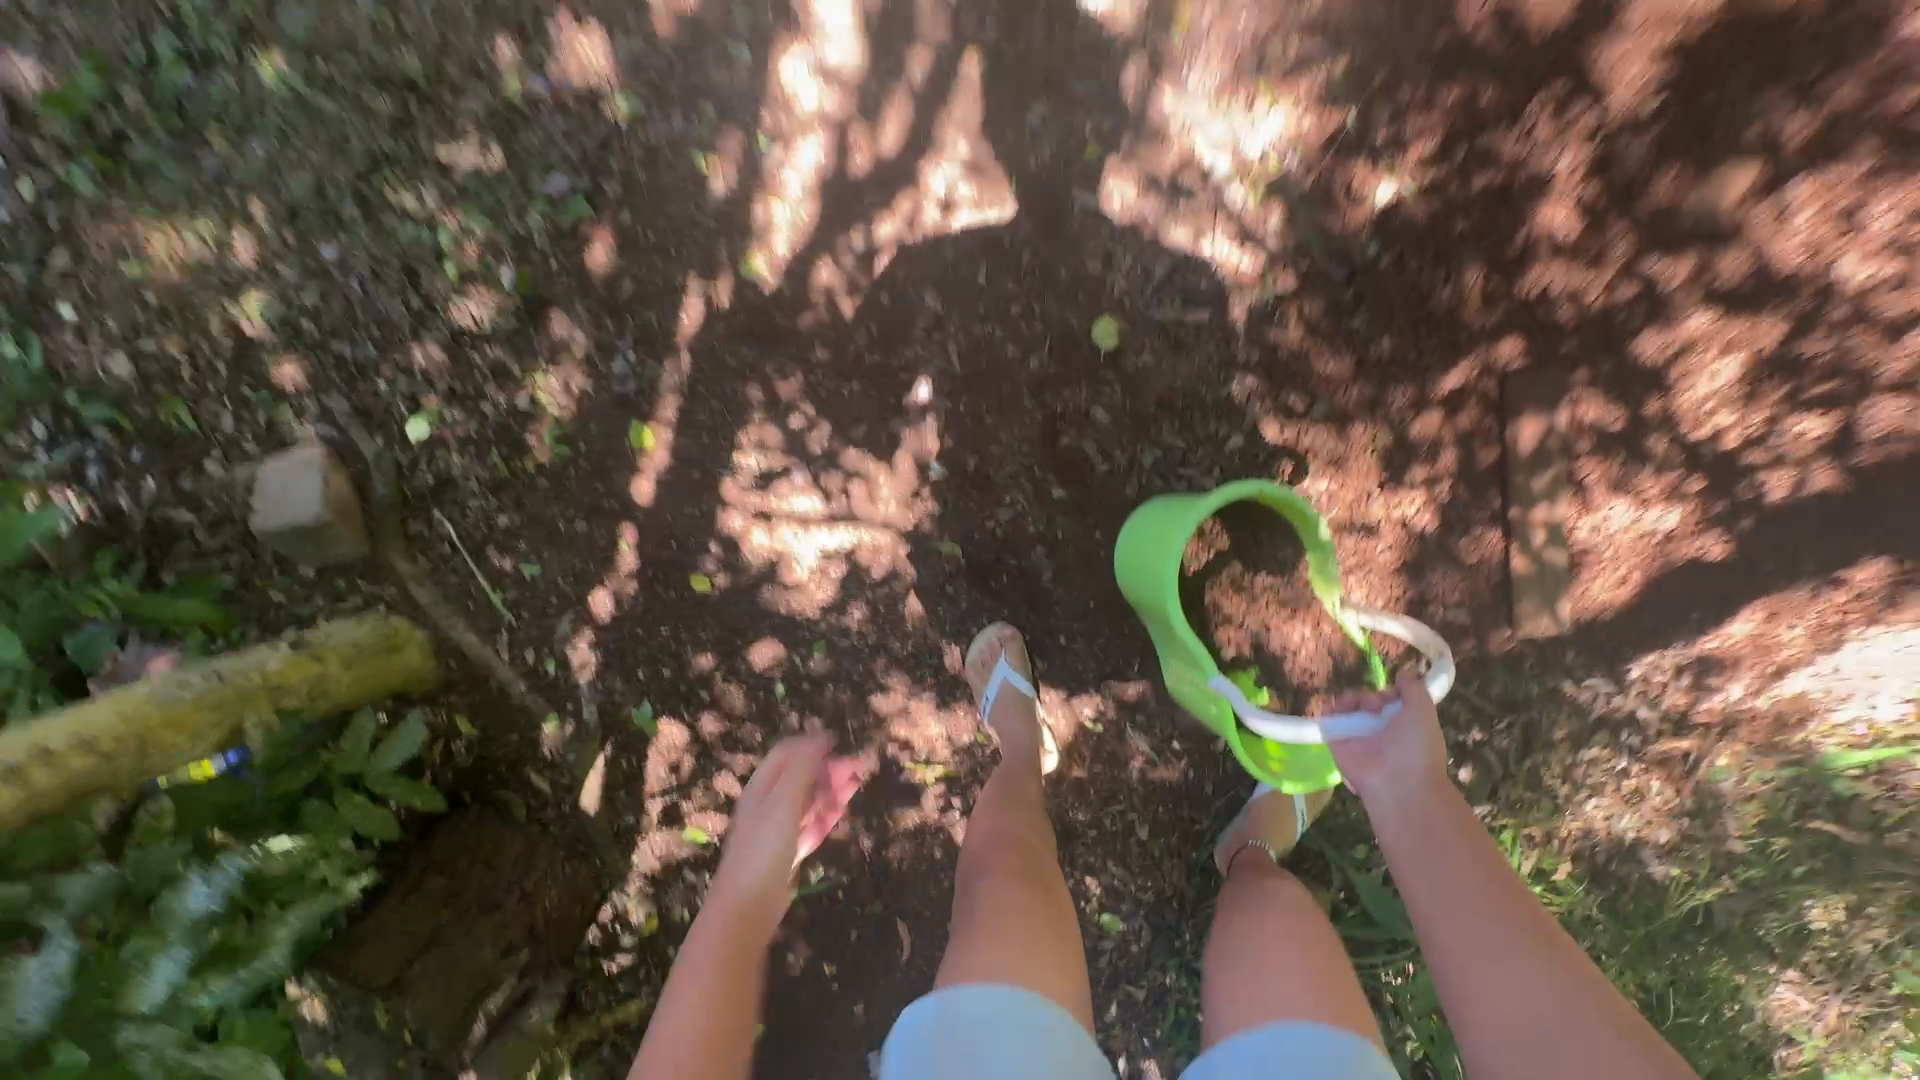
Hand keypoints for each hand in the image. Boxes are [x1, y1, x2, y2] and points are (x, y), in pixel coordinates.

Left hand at [710, 734, 862, 925]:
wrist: (747, 907)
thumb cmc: (764, 849)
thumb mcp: (783, 802)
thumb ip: (801, 769)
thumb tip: (820, 738)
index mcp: (762, 787)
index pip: (786, 753)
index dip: (811, 744)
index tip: (840, 742)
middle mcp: (769, 804)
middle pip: (800, 776)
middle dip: (828, 768)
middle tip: (858, 768)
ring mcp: (779, 829)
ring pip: (809, 801)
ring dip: (831, 790)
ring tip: (857, 785)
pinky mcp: (789, 852)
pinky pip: (811, 825)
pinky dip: (827, 815)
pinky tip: (843, 811)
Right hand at [1327, 666, 1449, 819]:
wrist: (1398, 782)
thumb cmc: (1416, 746)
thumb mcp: (1423, 710)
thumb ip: (1413, 688)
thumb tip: (1403, 672)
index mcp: (1403, 724)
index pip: (1390, 700)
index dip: (1390, 693)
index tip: (1392, 695)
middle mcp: (1380, 729)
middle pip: (1368, 701)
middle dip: (1371, 697)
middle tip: (1375, 707)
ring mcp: (1357, 735)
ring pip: (1348, 707)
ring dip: (1351, 699)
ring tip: (1355, 706)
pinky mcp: (1337, 742)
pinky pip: (1328, 720)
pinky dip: (1329, 710)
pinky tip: (1335, 708)